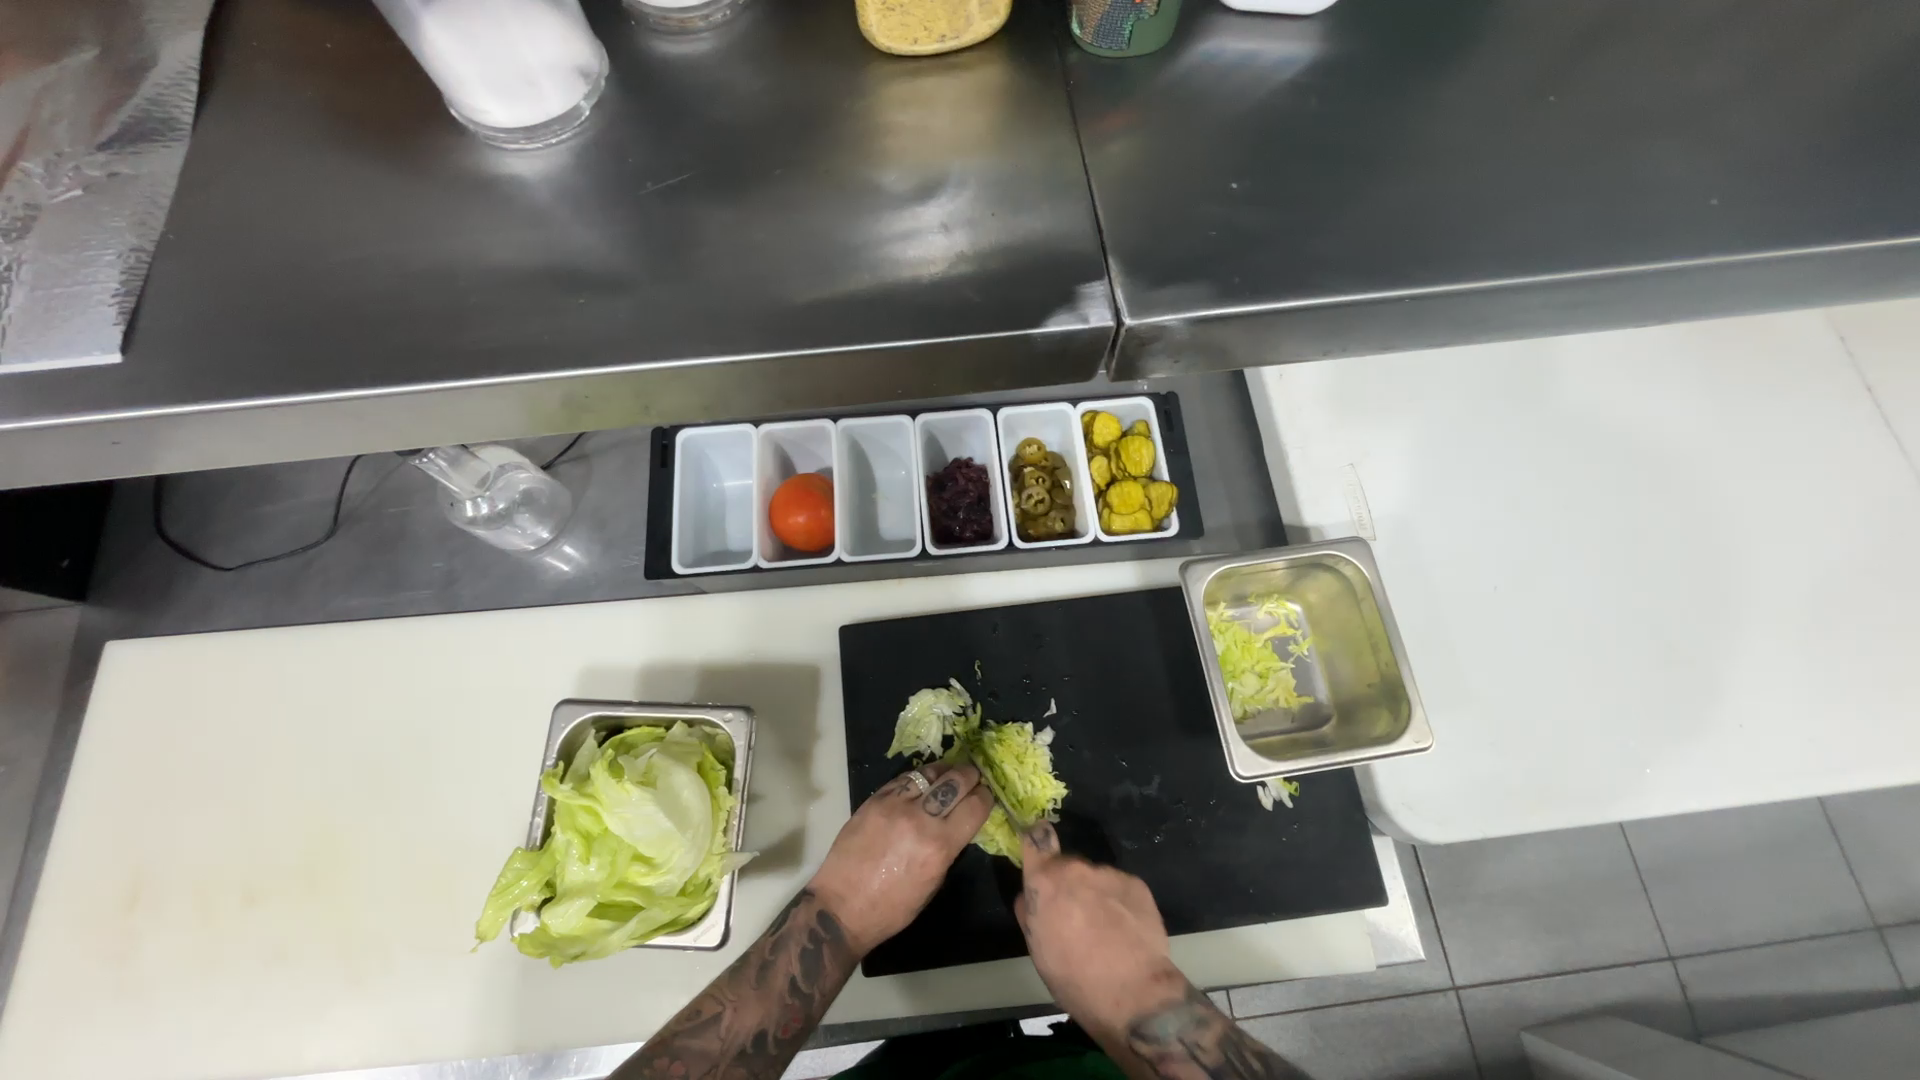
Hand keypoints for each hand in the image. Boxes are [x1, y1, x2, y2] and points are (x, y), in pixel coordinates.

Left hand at [808, 762, 993, 955]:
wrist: (843, 906)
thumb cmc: (893, 908)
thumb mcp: (934, 882)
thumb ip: (950, 848)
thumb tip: (960, 823)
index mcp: (940, 846)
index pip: (975, 806)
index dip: (986, 798)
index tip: (986, 797)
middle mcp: (920, 819)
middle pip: (956, 780)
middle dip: (970, 777)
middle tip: (973, 778)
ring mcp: (895, 805)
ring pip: (930, 773)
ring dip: (945, 772)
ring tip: (949, 775)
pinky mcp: (875, 799)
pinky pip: (905, 778)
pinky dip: (919, 778)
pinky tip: (923, 782)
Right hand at [1015, 824, 1188, 1041]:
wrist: (1132, 994)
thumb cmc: (1073, 977)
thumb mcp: (1037, 948)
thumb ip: (1030, 911)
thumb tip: (1031, 896)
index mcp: (1044, 881)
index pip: (1035, 839)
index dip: (1037, 840)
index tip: (1040, 843)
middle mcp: (1076, 868)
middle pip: (1068, 866)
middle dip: (1070, 884)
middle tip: (1078, 917)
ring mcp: (1109, 873)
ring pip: (1096, 879)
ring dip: (1097, 895)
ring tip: (1107, 930)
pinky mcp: (1136, 884)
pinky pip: (1121, 888)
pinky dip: (1121, 903)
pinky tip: (1127, 932)